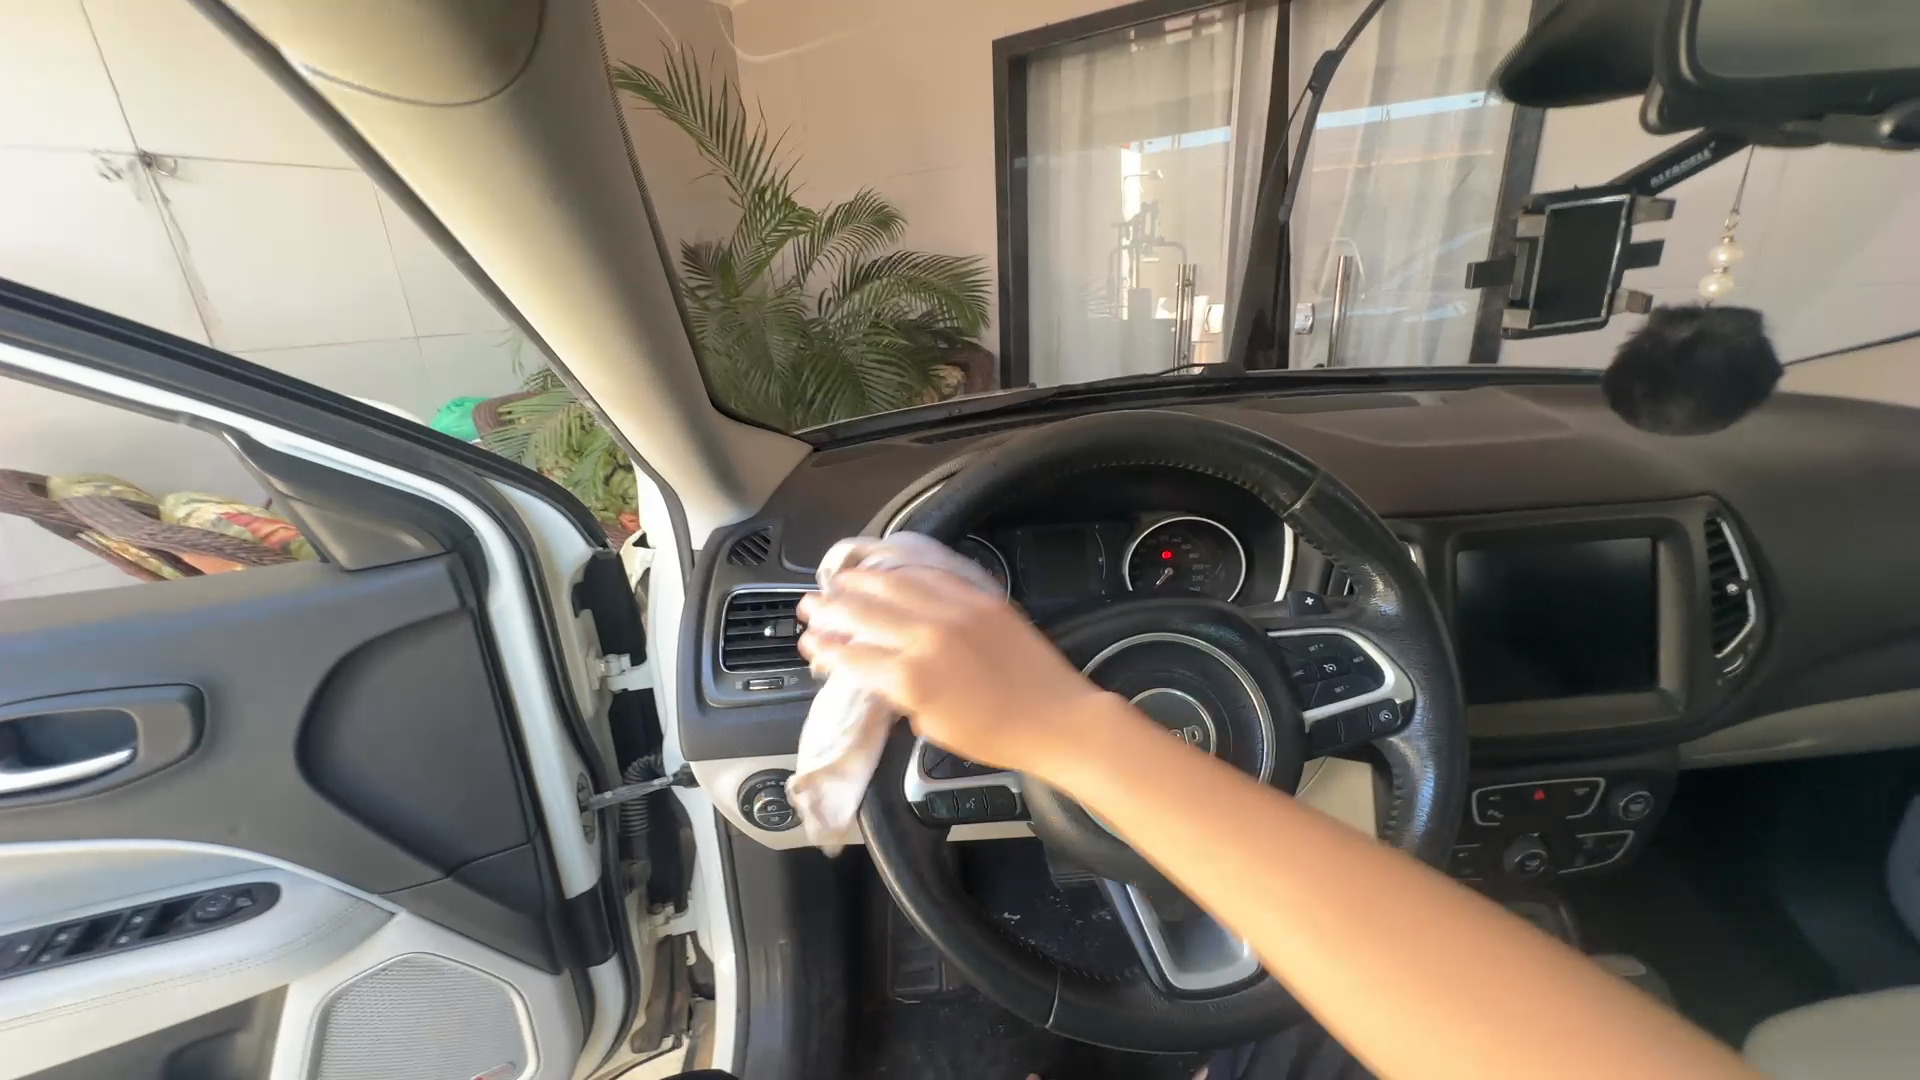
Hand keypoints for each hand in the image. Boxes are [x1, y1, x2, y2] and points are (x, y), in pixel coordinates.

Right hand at [796, 566, 1118, 774]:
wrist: (1055, 717)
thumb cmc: (995, 735)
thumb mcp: (933, 727)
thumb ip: (899, 695)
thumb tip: (878, 674)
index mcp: (911, 677)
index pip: (852, 655)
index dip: (824, 648)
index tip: (809, 642)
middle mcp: (927, 636)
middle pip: (864, 612)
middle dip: (830, 607)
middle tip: (809, 604)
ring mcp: (955, 610)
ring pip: (895, 584)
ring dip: (861, 579)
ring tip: (840, 577)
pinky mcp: (980, 597)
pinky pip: (933, 574)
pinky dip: (905, 570)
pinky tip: (891, 569)